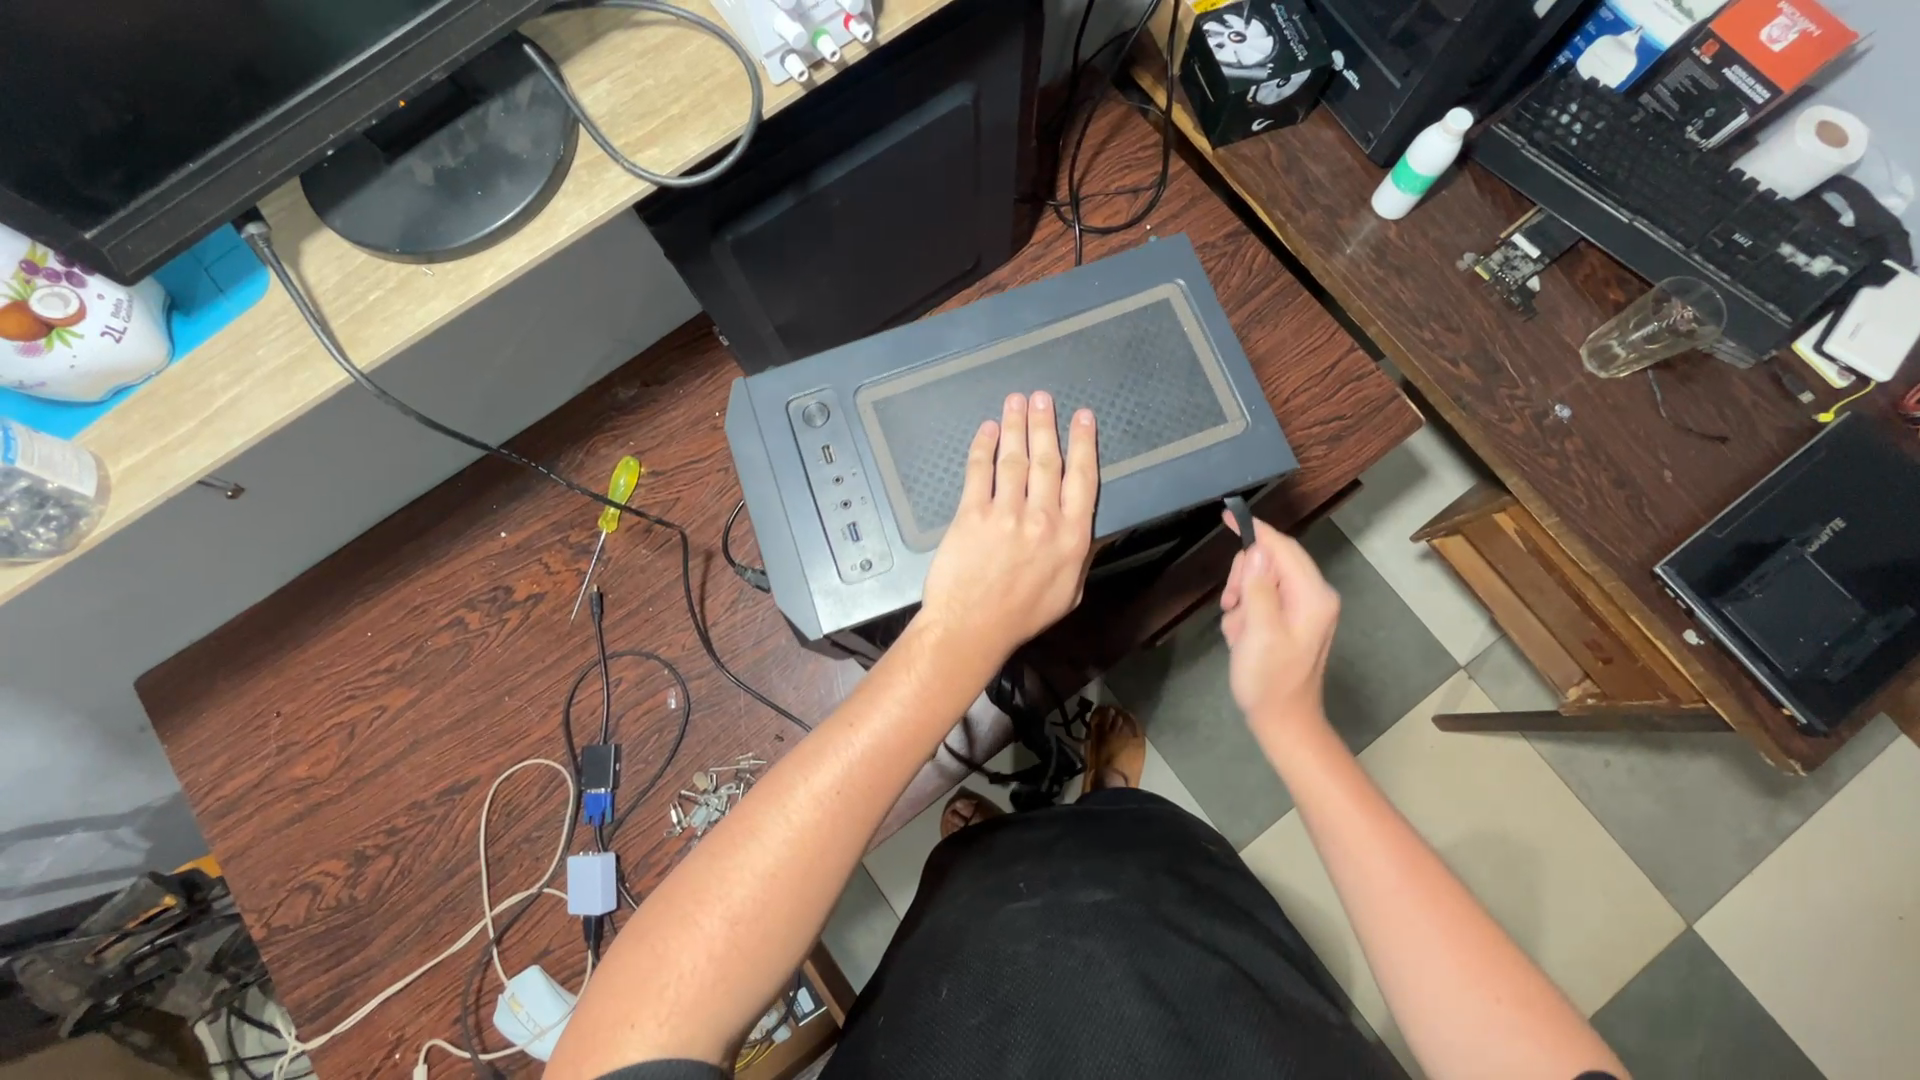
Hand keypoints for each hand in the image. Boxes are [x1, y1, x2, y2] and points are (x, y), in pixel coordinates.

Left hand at [919, 392, 1098, 663]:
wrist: (973, 627)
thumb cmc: (1022, 617)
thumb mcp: (1070, 593)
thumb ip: (1081, 557)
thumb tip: (1089, 531)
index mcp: (1072, 536)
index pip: (1082, 477)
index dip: (1083, 442)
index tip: (1082, 417)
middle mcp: (1042, 518)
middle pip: (1047, 459)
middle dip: (1045, 422)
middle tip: (1042, 397)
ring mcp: (1006, 514)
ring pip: (1015, 458)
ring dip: (1016, 425)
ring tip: (1016, 401)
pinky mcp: (972, 514)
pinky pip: (980, 471)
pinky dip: (984, 446)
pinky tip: (988, 430)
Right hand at [1220, 512, 1340, 745]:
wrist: (1282, 722)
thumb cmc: (1270, 680)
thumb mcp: (1259, 633)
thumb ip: (1259, 588)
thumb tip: (1257, 550)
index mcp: (1313, 596)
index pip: (1283, 548)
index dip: (1255, 531)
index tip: (1226, 516)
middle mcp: (1313, 596)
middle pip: (1270, 561)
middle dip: (1243, 578)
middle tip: (1230, 607)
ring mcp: (1302, 609)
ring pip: (1260, 579)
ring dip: (1240, 598)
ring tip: (1237, 629)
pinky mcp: (1290, 620)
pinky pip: (1260, 598)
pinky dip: (1244, 613)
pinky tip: (1242, 637)